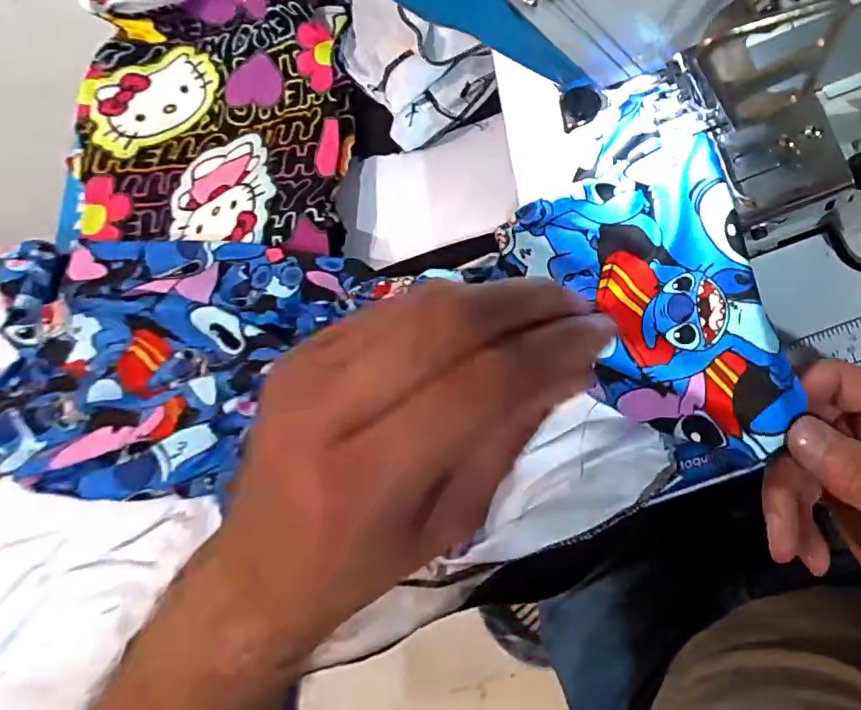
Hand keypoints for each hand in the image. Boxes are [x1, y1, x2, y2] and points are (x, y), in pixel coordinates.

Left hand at [96, 279, 612, 707]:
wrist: (259, 566)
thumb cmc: (370, 558)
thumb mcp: (458, 514)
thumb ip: (515, 428)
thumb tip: (576, 359)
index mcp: (365, 477)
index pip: (479, 385)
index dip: (550, 348)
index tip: (601, 332)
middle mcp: (327, 409)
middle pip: (449, 324)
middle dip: (530, 304)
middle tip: (580, 306)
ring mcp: (309, 366)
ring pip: (428, 302)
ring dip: (502, 294)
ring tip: (548, 305)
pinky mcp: (307, 345)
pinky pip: (403, 304)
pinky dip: (463, 301)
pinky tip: (494, 313)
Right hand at [761, 360, 860, 661]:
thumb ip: (853, 470)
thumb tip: (795, 430)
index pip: (837, 380)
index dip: (799, 391)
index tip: (768, 425)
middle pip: (803, 424)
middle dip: (786, 468)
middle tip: (779, 513)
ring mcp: (849, 466)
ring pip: (795, 462)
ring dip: (786, 505)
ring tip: (789, 551)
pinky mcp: (837, 498)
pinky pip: (799, 495)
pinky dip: (796, 524)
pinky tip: (812, 559)